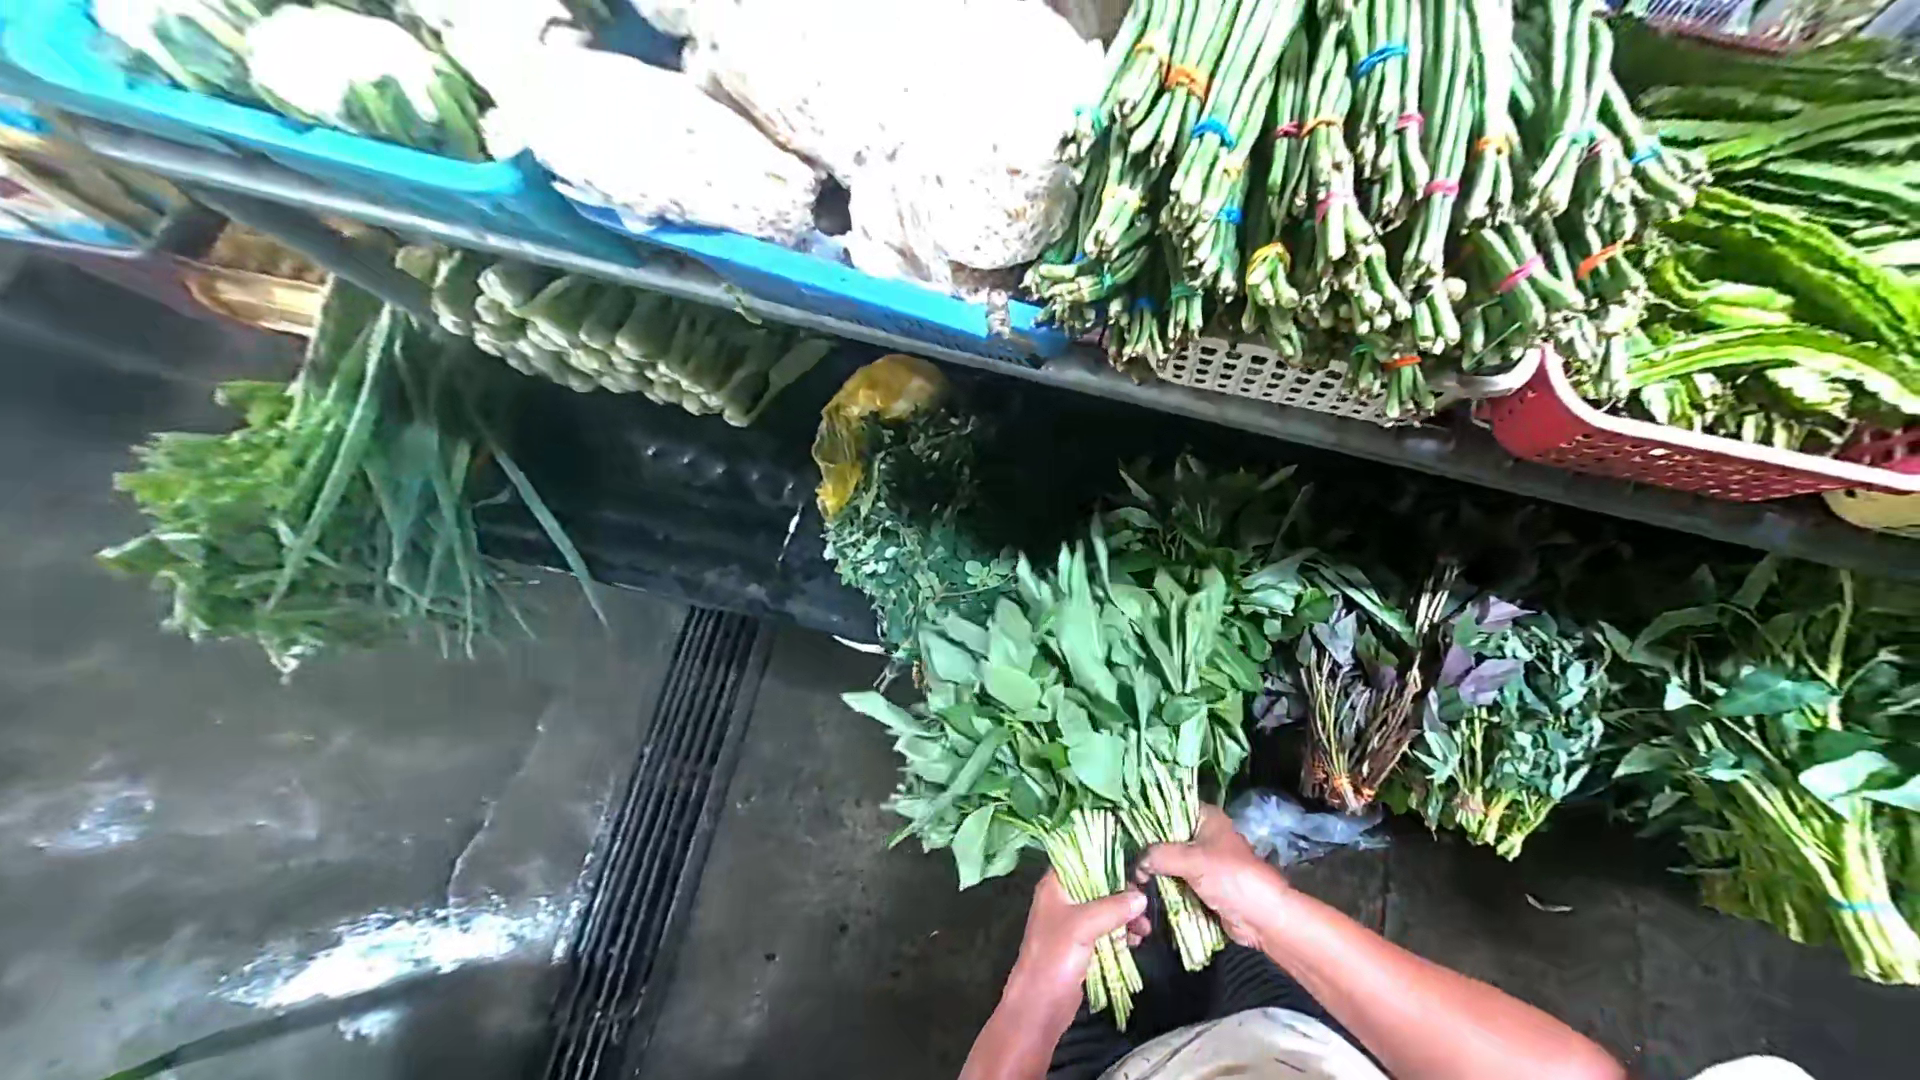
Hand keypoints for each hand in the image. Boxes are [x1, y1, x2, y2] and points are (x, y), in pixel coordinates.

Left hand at [1003, 871, 1148, 1011]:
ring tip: (1144, 929)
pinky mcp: (1083, 943)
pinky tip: (1136, 940)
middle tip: (1144, 902)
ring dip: (1126, 915)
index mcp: (1055, 884)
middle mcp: (1064, 898)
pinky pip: (1106, 930)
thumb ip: (1112, 907)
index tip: (1132, 864)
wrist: (1040, 1005)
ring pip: (1105, 908)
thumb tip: (1141, 896)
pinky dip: (1121, 932)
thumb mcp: (1083, 925)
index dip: (1105, 858)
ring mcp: (1073, 922)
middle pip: (1098, 884)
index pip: (1080, 858)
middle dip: (1122, 892)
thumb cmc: (1054, 955)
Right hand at [1136, 805, 1289, 950]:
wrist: (1263, 919)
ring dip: (1152, 869)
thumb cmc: (1231, 878)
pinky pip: (1174, 880)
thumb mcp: (1192, 860)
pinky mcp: (1200, 884)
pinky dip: (1161, 885)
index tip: (1124, 824)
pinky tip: (1141, 887)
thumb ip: (1159, 855)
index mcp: (1204, 817)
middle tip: (1122, 853)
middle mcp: (1201, 834)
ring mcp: (1200, 860)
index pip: (1168, 806)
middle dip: (1146, 847)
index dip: (1146, 815)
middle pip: (1165, 835)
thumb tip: (1135, 863)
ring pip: (1168, 860)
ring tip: (1128, 874)